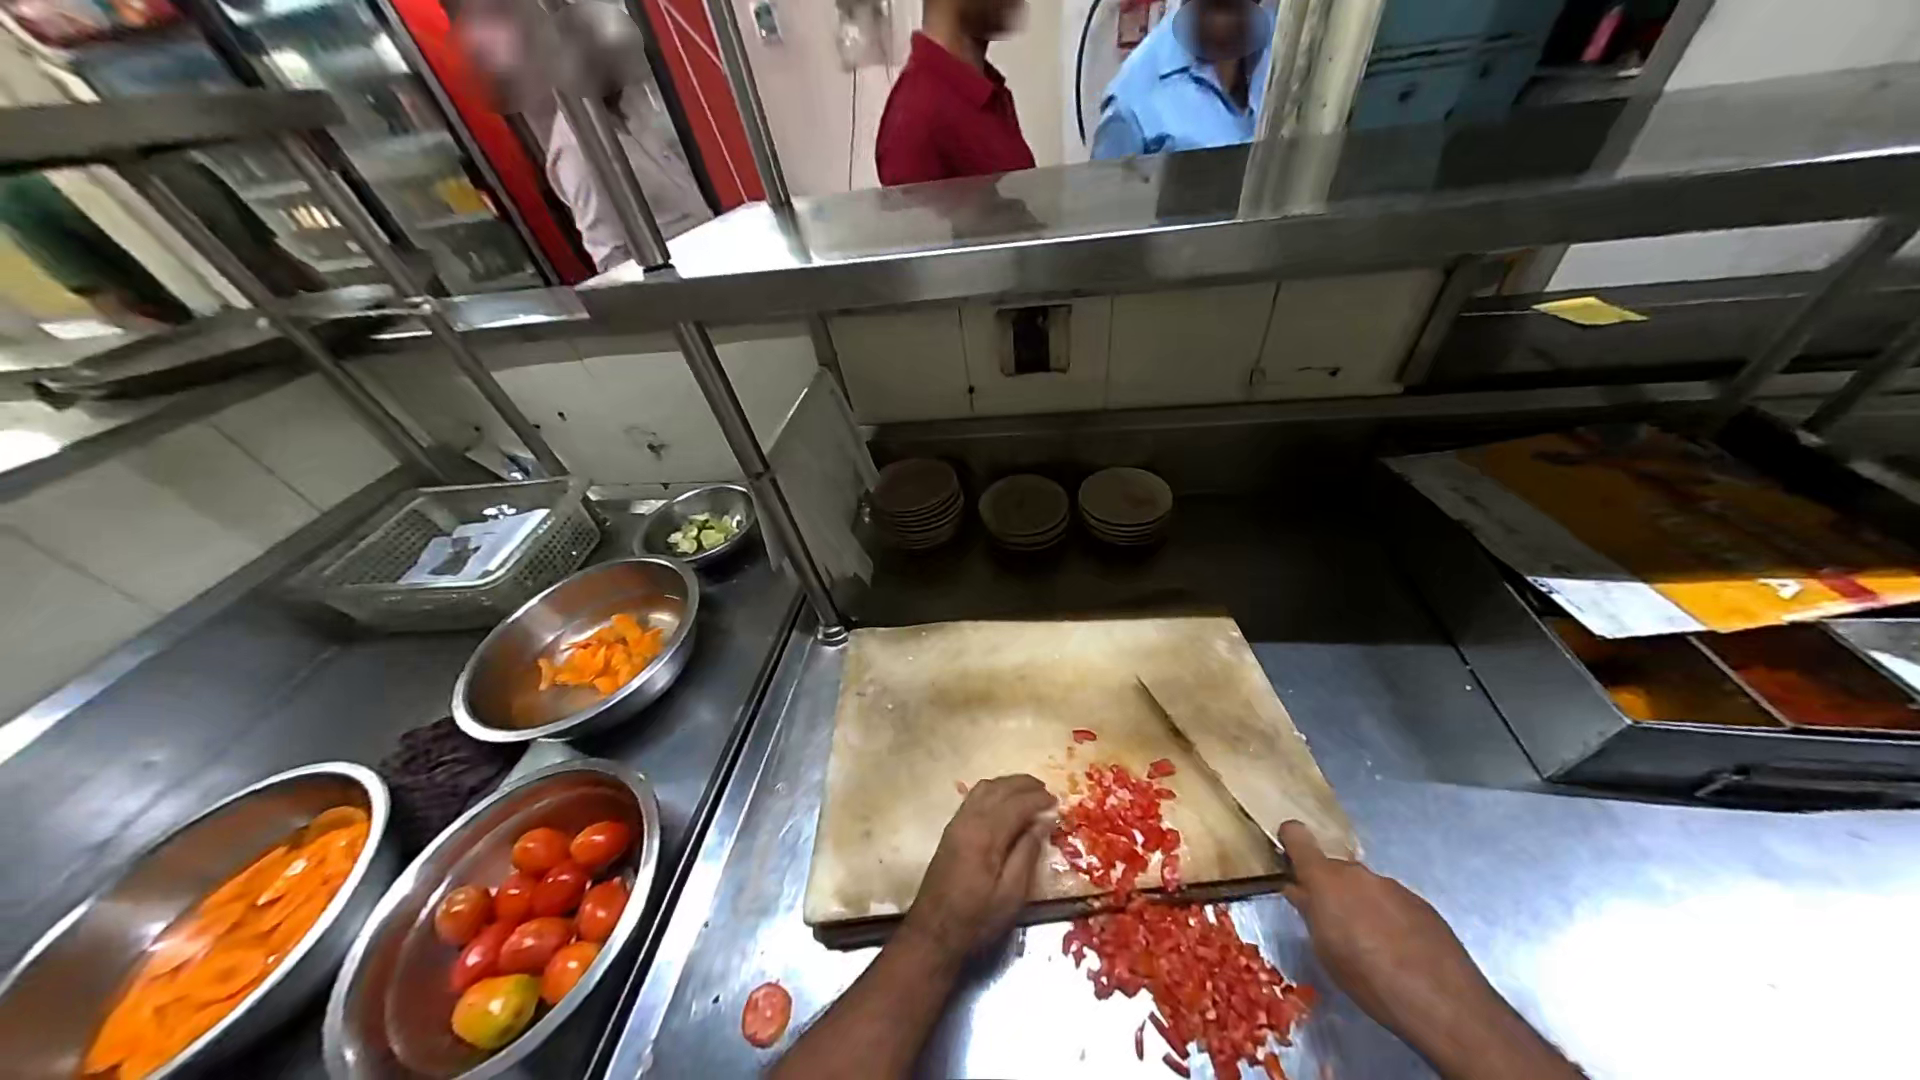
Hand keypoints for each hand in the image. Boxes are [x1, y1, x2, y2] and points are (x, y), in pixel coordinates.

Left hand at [902, 775, 1056, 964]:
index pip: (1016, 804)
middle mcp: (968, 820)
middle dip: (1024, 785)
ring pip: (984, 788)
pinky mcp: (951, 830)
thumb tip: (1043, 821)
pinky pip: (974, 797)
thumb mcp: (1011, 894)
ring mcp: (957, 823)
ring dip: (1008, 785)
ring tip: (1029, 793)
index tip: (1057, 801)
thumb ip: (1027, 853)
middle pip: (999, 788)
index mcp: (985, 834)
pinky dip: (994, 791)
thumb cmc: (976, 919)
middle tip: (1047, 791)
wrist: (933, 933)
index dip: (1038, 799)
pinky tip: (1004, 802)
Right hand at [1277, 821, 1494, 1034]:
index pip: (1297, 836)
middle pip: (1334, 869)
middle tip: (1333, 922)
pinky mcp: (1421, 904)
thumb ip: (1310, 912)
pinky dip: (1388, 918)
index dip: (1290, 841)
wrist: (1444, 1002)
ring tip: (1371, 943)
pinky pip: (1392, 902)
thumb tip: (1300, 891)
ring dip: (1360, 904)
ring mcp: (1392, 886)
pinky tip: (1399, 950)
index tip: (1287, 855)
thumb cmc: (1367, 977)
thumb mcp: (1324, 948)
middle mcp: (1358, 873)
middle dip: (1330, 889)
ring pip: (1364, 887)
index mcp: (1325, 878)